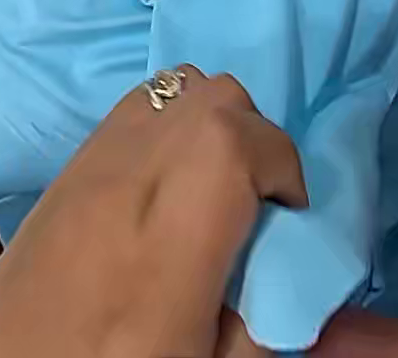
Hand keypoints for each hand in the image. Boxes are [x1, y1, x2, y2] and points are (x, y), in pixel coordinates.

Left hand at [0, 66, 307, 357]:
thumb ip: (272, 316)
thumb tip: (315, 282)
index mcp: (178, 220)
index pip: (246, 139)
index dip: (282, 168)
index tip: (286, 214)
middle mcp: (141, 162)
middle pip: (218, 94)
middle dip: (253, 135)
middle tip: (252, 196)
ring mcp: (104, 143)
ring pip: (183, 83)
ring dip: (212, 118)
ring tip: (211, 176)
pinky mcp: (82, 145)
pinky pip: (146, 98)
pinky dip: (173, 116)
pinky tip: (168, 169)